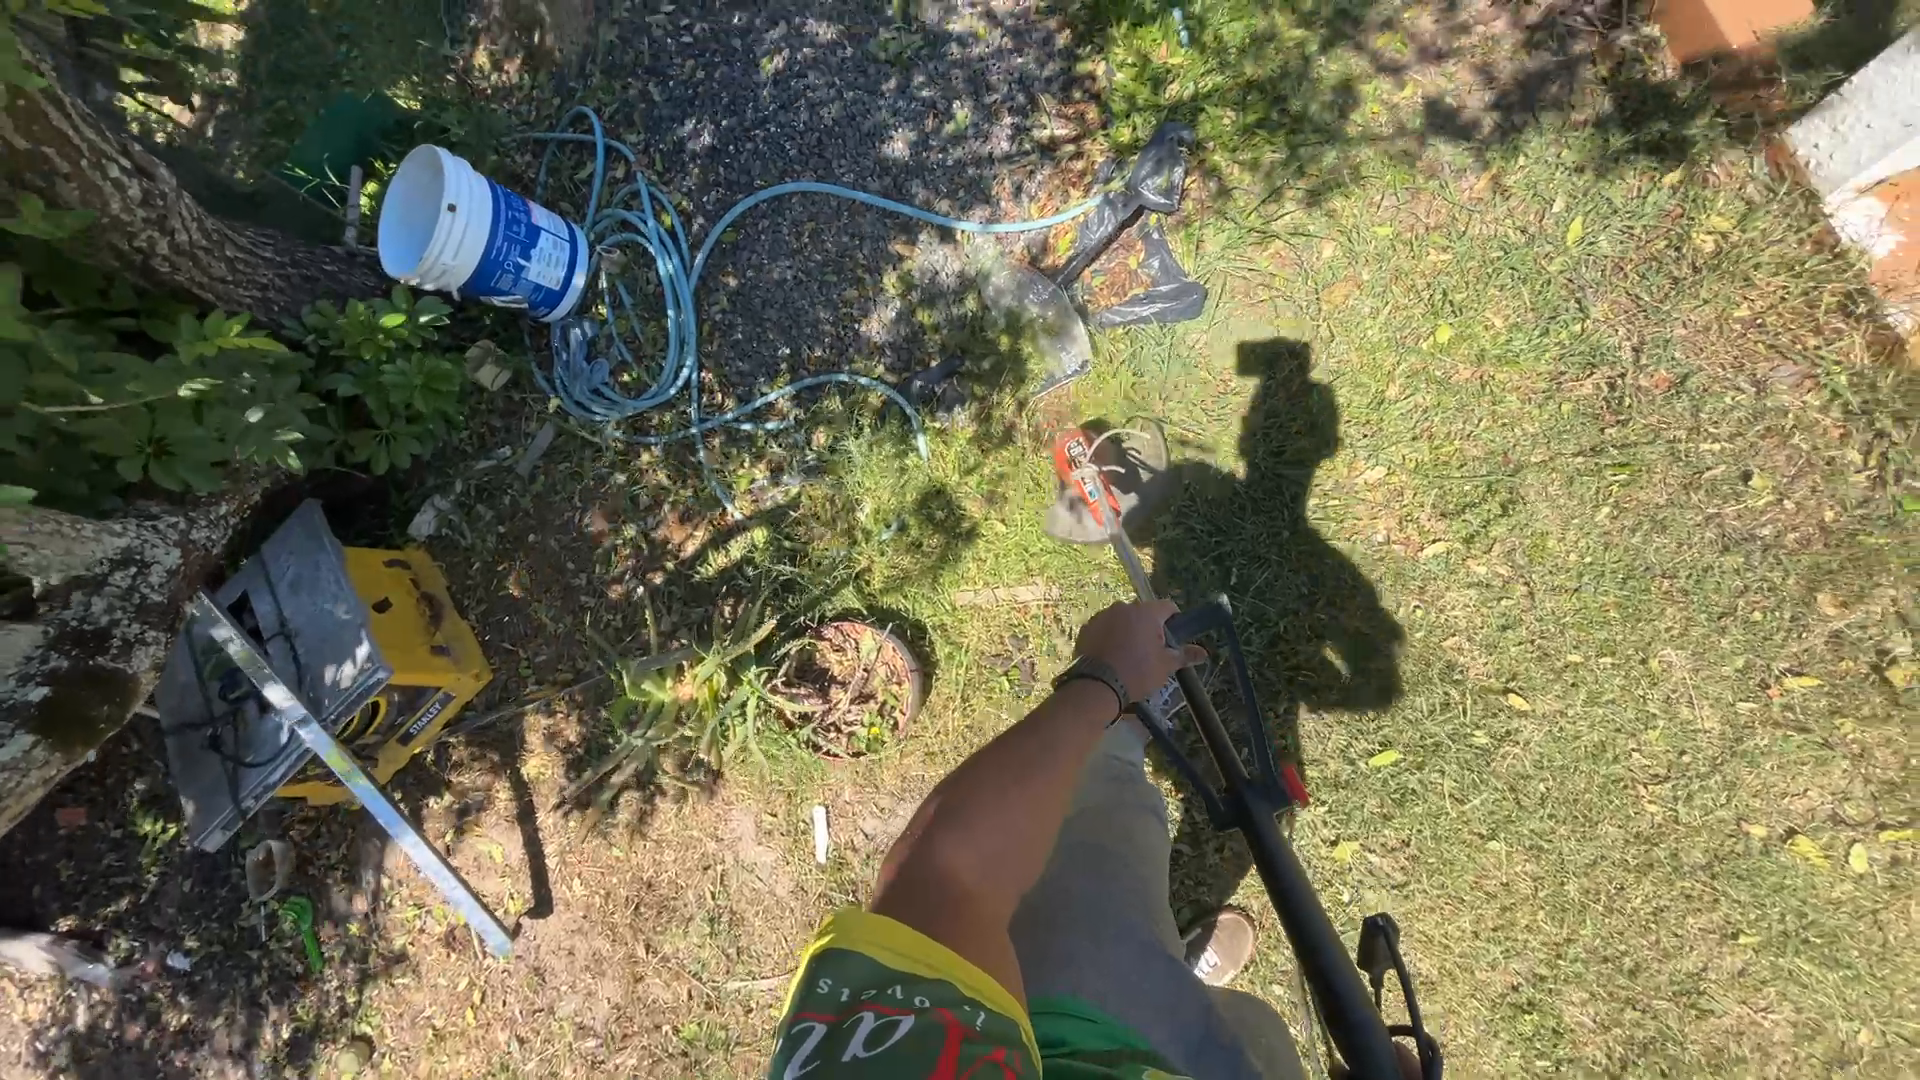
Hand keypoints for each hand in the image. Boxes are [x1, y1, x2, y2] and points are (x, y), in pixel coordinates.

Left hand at [1073, 600, 1204, 700]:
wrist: (1097, 684)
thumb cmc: (1137, 673)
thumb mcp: (1165, 665)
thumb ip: (1184, 655)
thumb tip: (1203, 653)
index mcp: (1146, 613)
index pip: (1168, 607)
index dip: (1174, 620)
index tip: (1173, 637)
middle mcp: (1124, 607)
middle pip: (1143, 613)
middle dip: (1150, 627)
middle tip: (1151, 651)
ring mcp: (1103, 615)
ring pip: (1122, 619)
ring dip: (1128, 630)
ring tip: (1128, 654)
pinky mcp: (1087, 626)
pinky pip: (1105, 627)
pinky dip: (1110, 636)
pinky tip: (1111, 655)